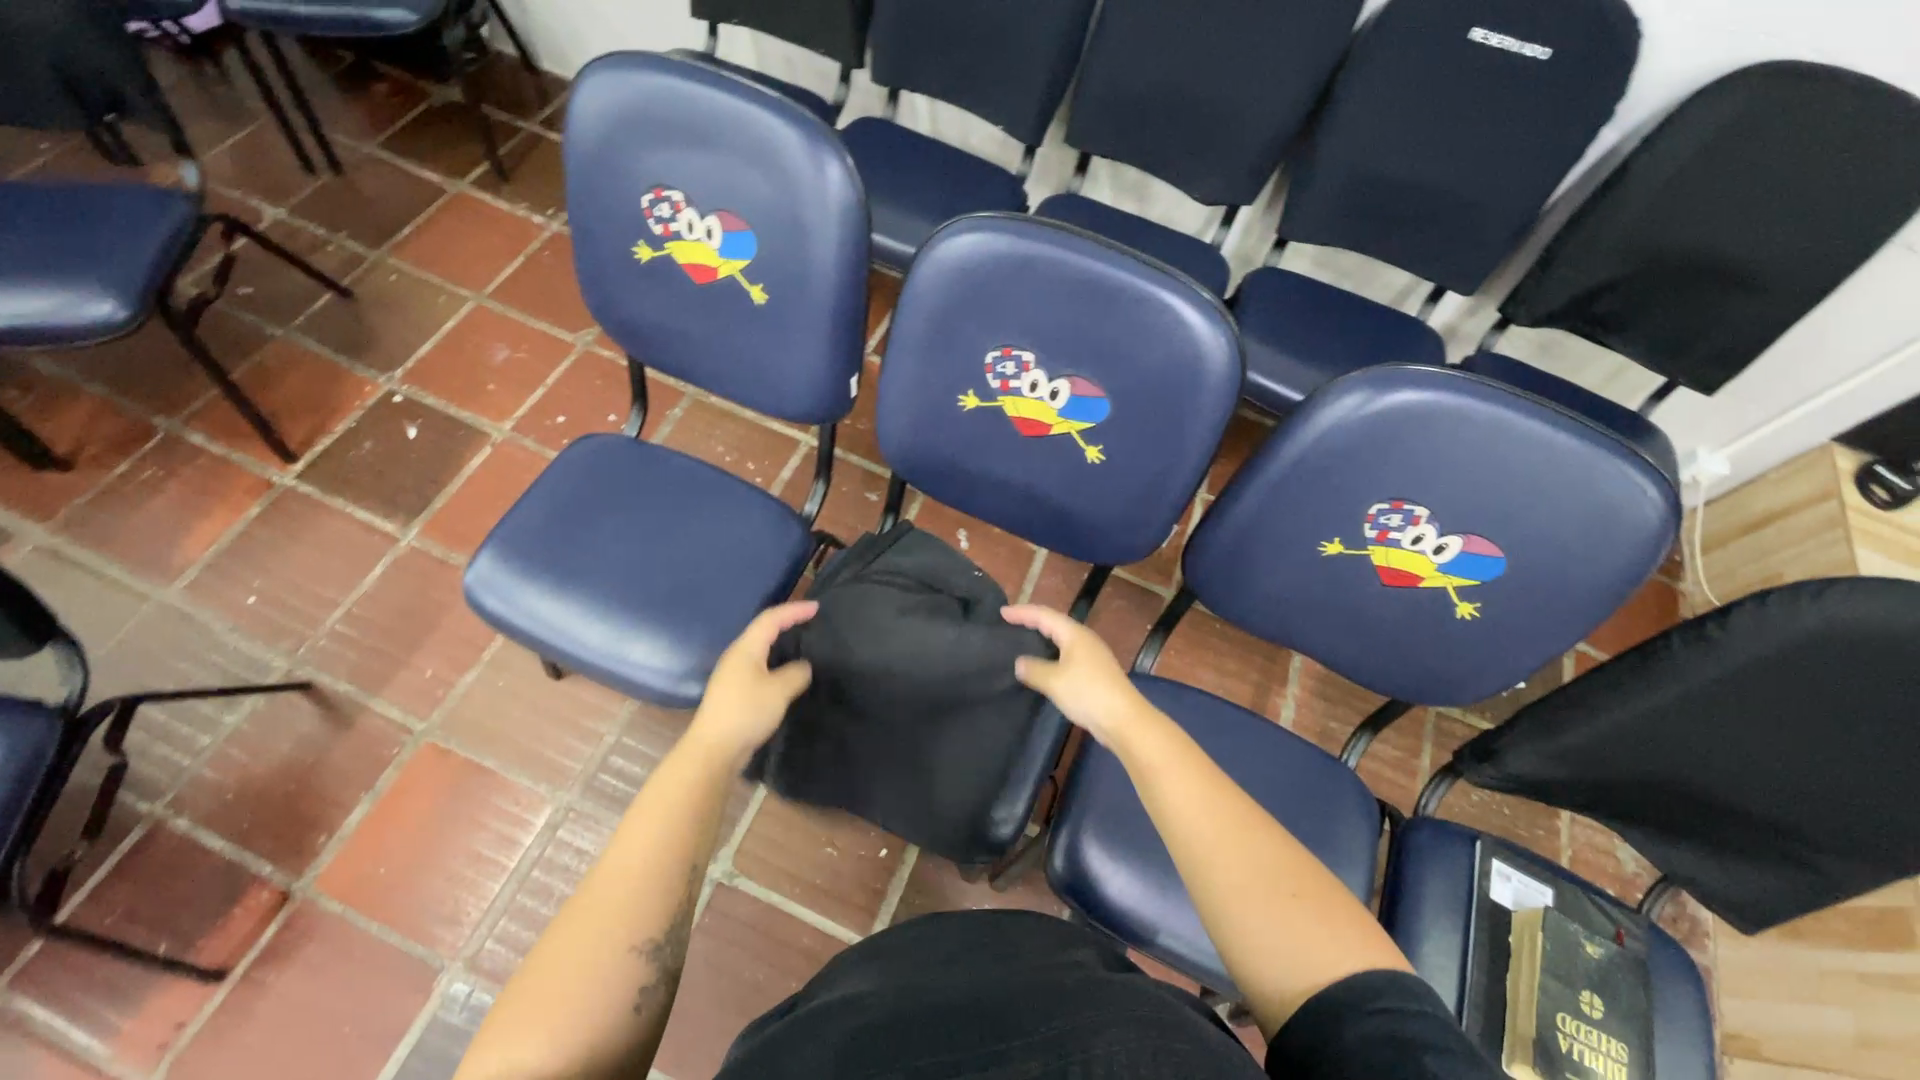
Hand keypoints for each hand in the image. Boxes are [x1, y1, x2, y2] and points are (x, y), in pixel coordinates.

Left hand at [686, 601, 817, 765]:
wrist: (714, 748)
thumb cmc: (746, 712)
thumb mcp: (779, 690)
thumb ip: (796, 673)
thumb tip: (803, 667)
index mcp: (746, 648)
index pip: (771, 619)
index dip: (794, 610)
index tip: (817, 607)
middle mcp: (737, 656)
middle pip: (763, 630)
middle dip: (787, 622)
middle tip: (810, 621)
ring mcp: (733, 674)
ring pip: (760, 649)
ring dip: (781, 643)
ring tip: (802, 644)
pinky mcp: (735, 692)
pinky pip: (759, 667)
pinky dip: (776, 663)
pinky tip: (787, 674)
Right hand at [1002, 604, 1154, 748]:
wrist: (1123, 719)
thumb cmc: (1088, 693)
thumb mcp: (1054, 681)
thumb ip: (1033, 669)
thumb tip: (1020, 663)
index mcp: (1075, 634)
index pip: (1044, 615)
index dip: (1022, 612)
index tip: (1001, 613)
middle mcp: (1085, 640)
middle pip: (1054, 624)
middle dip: (1032, 621)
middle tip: (1010, 623)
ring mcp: (1092, 656)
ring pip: (1062, 640)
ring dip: (1043, 638)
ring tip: (1023, 641)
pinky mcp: (1094, 673)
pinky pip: (1067, 656)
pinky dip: (1051, 655)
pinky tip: (1043, 667)